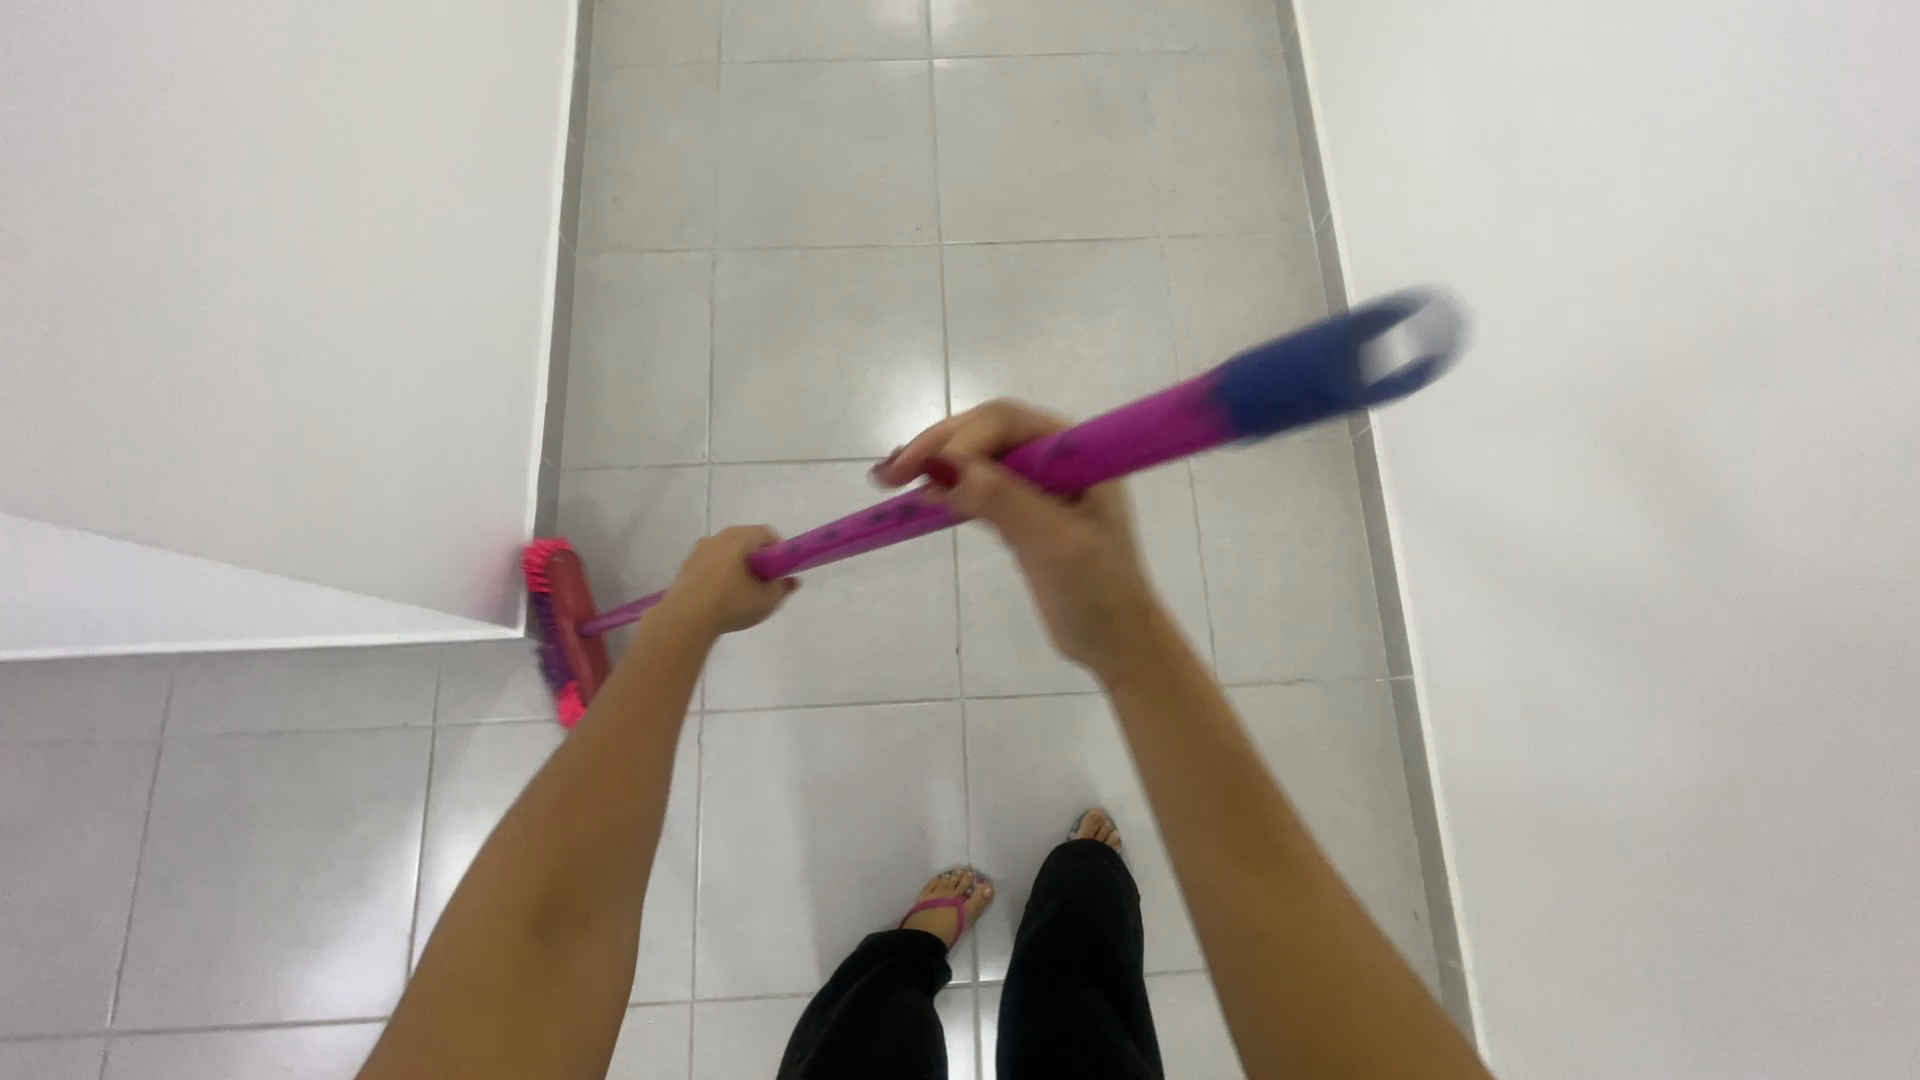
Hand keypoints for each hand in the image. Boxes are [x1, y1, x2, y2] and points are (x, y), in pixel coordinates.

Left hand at [657, 526, 796, 635]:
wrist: (685, 619)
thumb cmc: (731, 603)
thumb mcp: (767, 600)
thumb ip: (783, 588)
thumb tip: (792, 581)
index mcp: (739, 538)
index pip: (766, 533)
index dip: (778, 549)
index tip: (781, 569)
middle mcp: (717, 537)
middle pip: (744, 540)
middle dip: (756, 557)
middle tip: (764, 580)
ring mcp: (698, 551)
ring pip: (724, 552)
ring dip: (735, 565)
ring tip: (741, 591)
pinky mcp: (684, 567)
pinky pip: (709, 565)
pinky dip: (718, 574)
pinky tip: (721, 597)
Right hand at [874, 400, 1166, 676]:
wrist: (1117, 642)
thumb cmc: (1099, 591)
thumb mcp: (1054, 543)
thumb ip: (1003, 500)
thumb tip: (939, 466)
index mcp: (1075, 449)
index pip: (1006, 422)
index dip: (960, 439)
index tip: (923, 473)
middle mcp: (1055, 456)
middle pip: (985, 433)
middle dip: (937, 448)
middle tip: (887, 475)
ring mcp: (1037, 485)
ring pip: (977, 459)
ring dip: (935, 466)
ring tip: (887, 480)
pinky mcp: (1020, 513)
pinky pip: (978, 489)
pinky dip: (948, 491)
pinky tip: (918, 498)